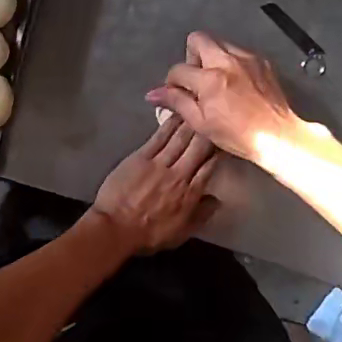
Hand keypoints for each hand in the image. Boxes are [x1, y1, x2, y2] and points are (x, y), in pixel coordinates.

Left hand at [89, 114, 221, 254]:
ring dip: (191, 122)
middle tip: (215, 114)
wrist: (115, 228)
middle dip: (209, 130)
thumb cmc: (148, 234)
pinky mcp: (140, 157)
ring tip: (199, 107)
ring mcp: (159, 163)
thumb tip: (218, 199)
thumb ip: (201, 214)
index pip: (211, 166)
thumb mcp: (181, 232)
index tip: (226, 138)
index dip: (220, 150)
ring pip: (180, 137)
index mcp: (190, 193)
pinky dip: (169, 124)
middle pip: (199, 146)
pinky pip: (159, 136)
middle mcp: (179, 174)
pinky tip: (177, 113)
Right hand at [145, 32, 305, 160]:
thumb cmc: (239, 135)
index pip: (178, 69)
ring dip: (212, 58)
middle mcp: (228, 62)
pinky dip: (232, 63)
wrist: (278, 136)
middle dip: (191, 56)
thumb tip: (153, 94)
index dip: (172, 82)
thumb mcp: (201, 123)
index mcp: (210, 79)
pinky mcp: (262, 61)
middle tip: (196, 78)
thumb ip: (176, 102)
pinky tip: (236, 84)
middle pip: (198, 39)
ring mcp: (248, 59)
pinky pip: (239, 52)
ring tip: (216, 82)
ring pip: (219, 43)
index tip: (176, 92)